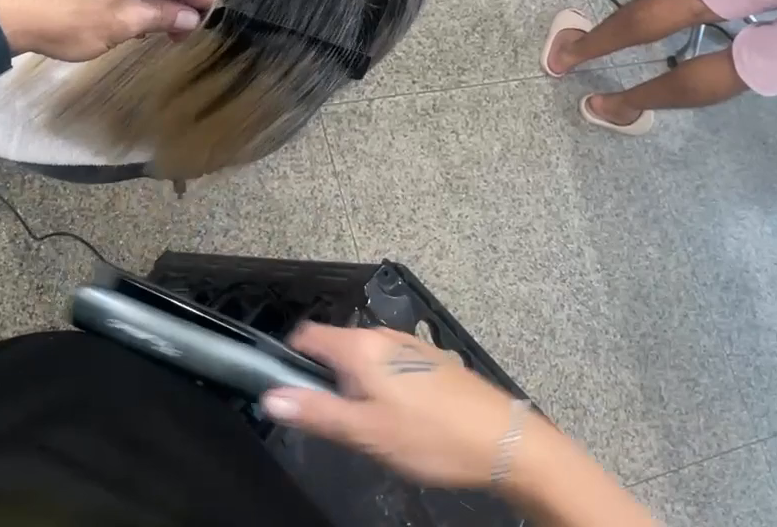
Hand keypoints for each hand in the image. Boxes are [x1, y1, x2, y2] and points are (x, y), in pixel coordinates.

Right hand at [260, 324, 538, 489]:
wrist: (507, 441)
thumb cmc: (431, 436)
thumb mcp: (367, 432)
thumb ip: (316, 412)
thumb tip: (269, 397)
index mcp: (358, 346)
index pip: (306, 335)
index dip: (292, 359)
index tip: (295, 390)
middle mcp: (380, 335)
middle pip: (335, 346)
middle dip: (329, 377)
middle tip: (341, 419)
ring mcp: (408, 344)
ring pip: (364, 356)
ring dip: (358, 382)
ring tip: (374, 422)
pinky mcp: (429, 358)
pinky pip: (389, 363)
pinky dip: (384, 382)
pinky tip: (405, 416)